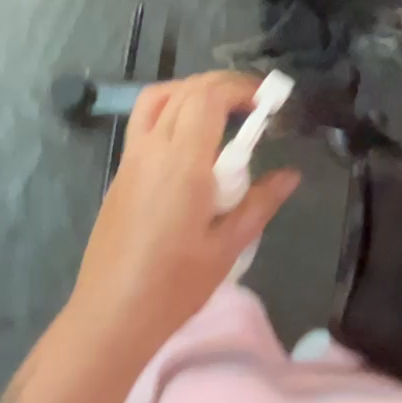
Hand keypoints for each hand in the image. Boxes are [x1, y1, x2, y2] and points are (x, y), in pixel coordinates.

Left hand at [69, 72, 301, 357]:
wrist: (111, 315)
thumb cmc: (174, 286)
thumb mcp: (227, 247)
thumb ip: (259, 203)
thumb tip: (290, 174)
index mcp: (182, 161)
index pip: (208, 97)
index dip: (239, 87)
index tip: (267, 101)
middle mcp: (152, 148)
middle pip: (186, 91)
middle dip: (222, 86)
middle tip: (254, 105)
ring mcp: (131, 158)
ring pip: (158, 99)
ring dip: (192, 92)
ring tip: (222, 114)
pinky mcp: (121, 172)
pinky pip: (145, 121)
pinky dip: (171, 110)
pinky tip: (192, 142)